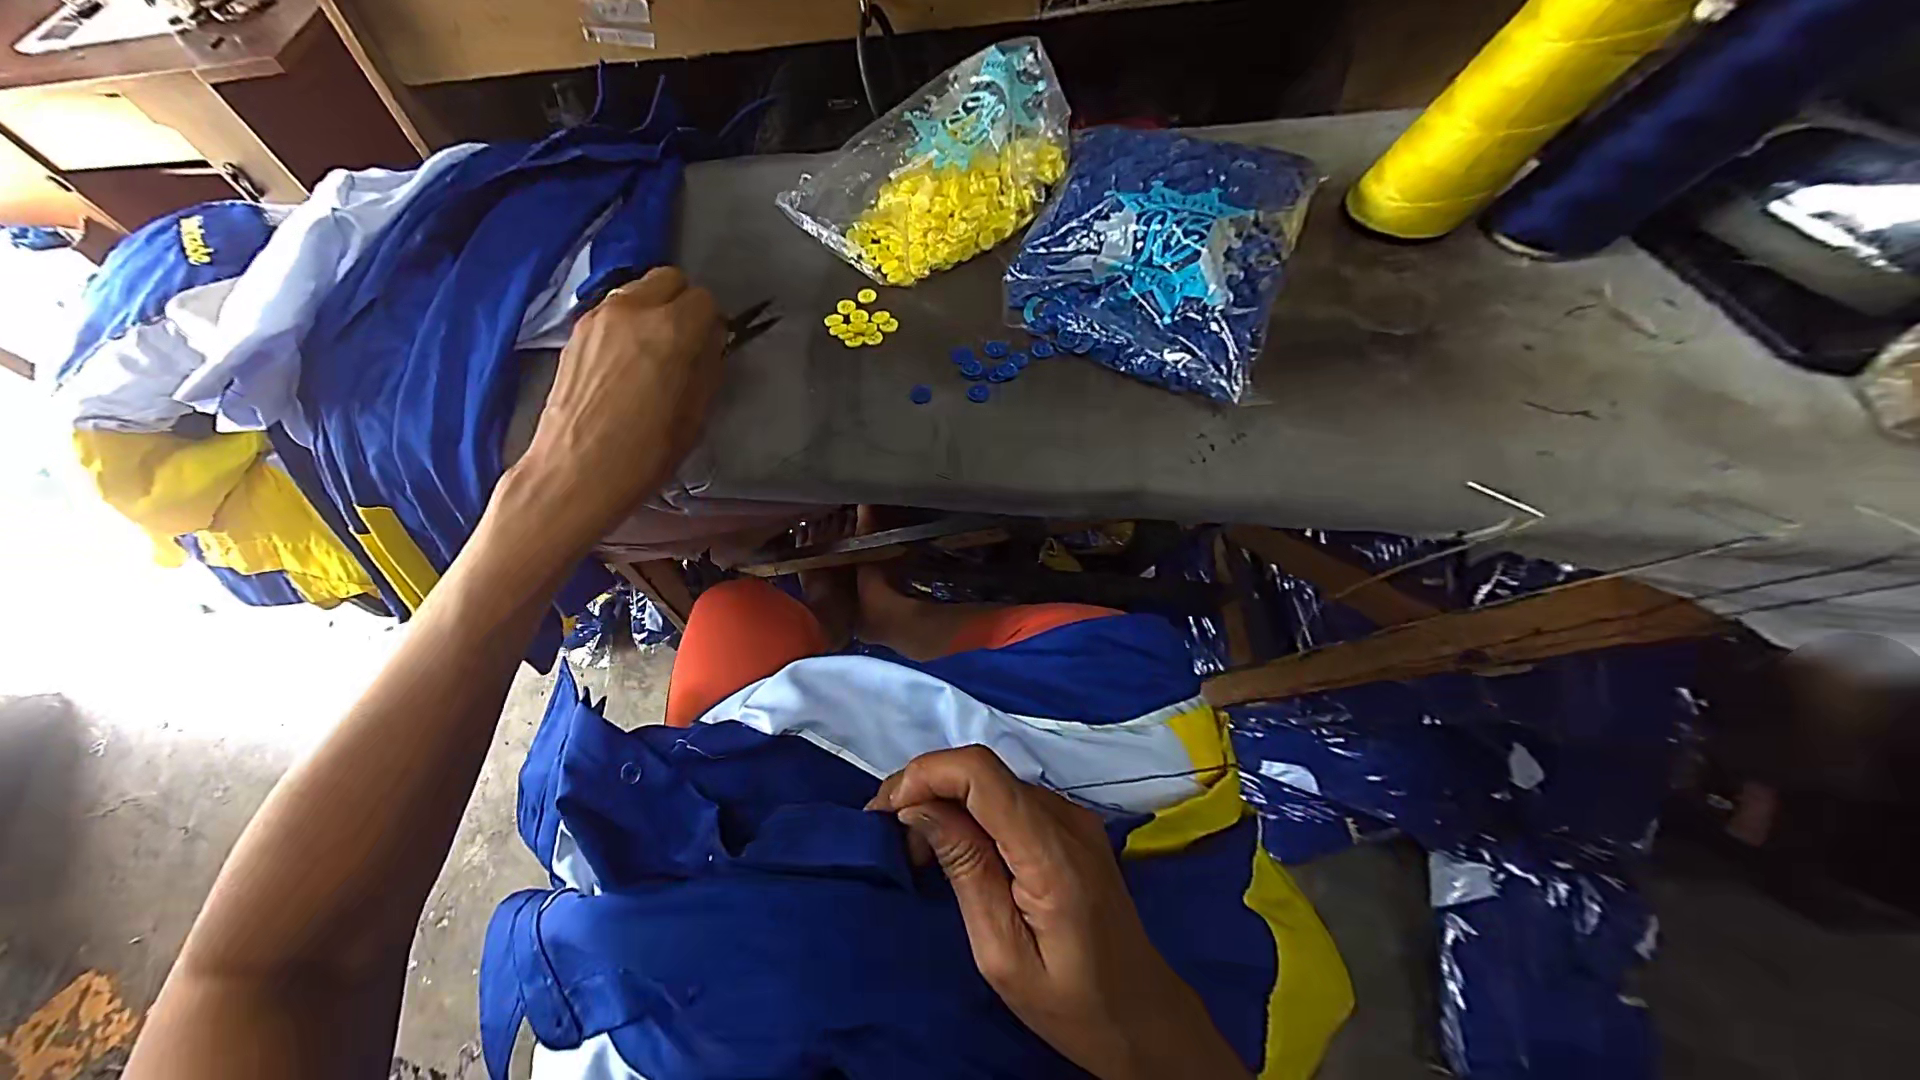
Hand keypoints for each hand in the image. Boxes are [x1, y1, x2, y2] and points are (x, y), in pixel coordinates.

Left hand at [507, 266, 724, 552]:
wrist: (577, 471)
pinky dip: (627, 321)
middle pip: (669, 279)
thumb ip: (708, 368)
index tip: (711, 347)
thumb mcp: (696, 414)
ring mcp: (598, 316)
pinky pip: (613, 309)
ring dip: (654, 308)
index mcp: (672, 330)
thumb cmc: (646, 451)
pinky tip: (627, 359)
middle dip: (683, 303)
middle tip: (687, 340)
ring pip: (637, 289)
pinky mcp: (576, 331)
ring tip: (654, 350)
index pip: (705, 300)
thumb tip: (710, 344)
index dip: (713, 323)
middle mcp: (633, 310)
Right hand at [869, 747, 1250, 1079]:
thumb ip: (965, 871)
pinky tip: (953, 844)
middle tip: (886, 828)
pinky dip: (970, 808)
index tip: (885, 810)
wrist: (1142, 1012)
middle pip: (983, 769)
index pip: (982, 774)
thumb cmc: (1072, 1003)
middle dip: (925, 785)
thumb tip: (919, 808)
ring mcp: (1072, 814)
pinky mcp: (1069, 821)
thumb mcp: (1002, 955)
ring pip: (992, 779)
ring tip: (916, 845)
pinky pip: (1008, 796)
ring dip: (945, 798)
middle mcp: (1065, 815)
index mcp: (1052, 852)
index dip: (927, 774)